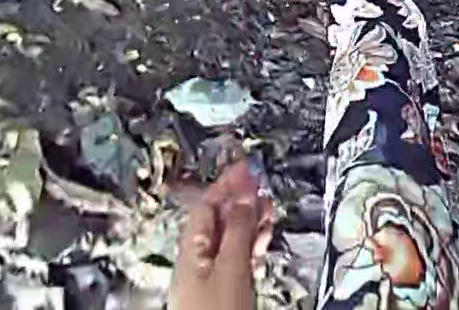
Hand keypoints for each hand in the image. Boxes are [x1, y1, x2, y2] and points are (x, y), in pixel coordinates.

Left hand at [171, 156, 272, 309]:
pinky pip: (236, 257)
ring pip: (229, 238)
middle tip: (263, 187)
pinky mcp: (224, 294)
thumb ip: (238, 226)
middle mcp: (196, 264)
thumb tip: (244, 190)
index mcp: (190, 253)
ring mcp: (209, 280)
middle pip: (217, 220)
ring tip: (268, 210)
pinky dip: (251, 242)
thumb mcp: (231, 265)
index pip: (206, 205)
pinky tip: (263, 239)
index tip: (247, 165)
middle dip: (240, 200)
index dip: (227, 183)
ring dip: (249, 220)